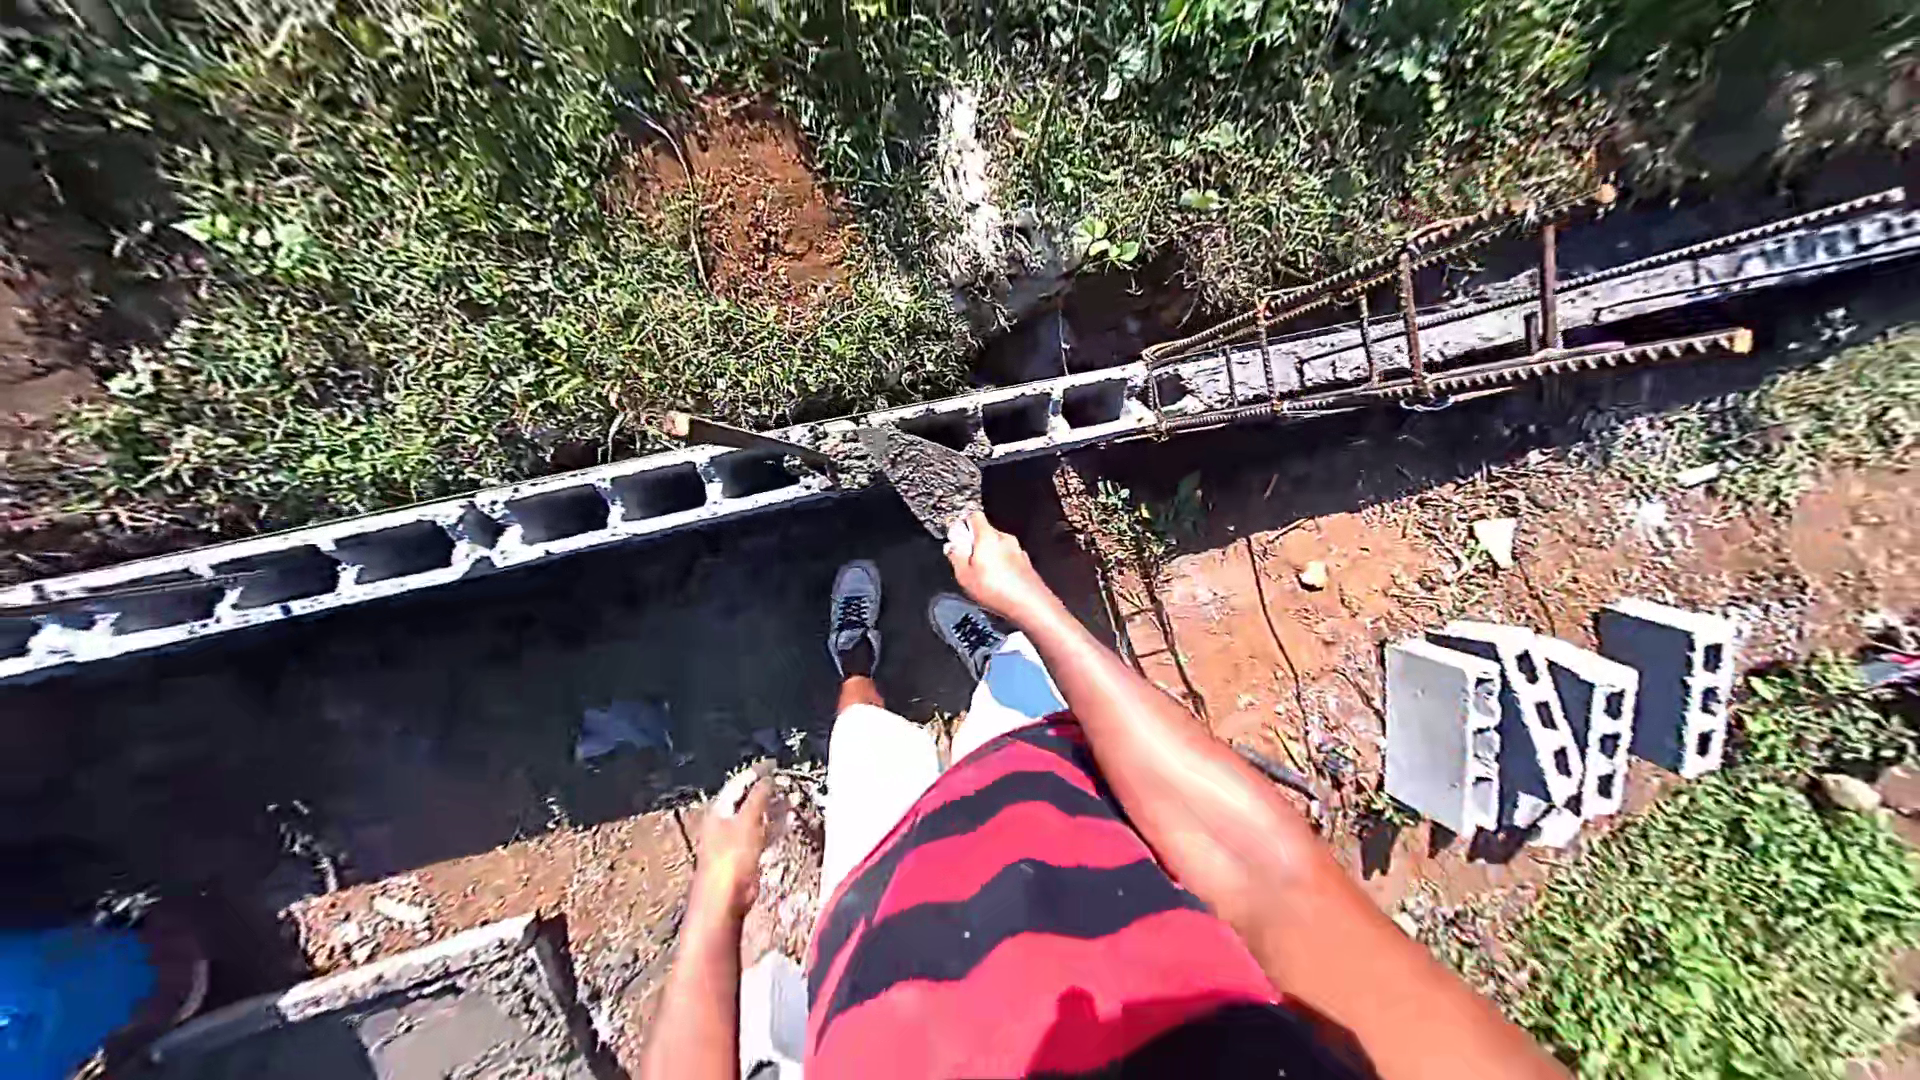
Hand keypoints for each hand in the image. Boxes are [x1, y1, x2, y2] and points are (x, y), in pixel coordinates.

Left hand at [691, 761, 773, 918]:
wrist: (724, 900)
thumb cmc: (731, 857)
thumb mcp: (747, 820)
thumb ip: (759, 796)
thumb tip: (768, 777)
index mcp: (719, 810)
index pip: (739, 784)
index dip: (756, 773)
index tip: (774, 764)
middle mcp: (725, 822)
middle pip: (748, 799)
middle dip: (768, 790)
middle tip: (786, 782)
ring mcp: (735, 839)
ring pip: (758, 817)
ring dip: (774, 808)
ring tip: (793, 799)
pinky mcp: (746, 855)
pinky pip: (763, 834)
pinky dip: (775, 826)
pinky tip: (788, 822)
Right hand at [944, 511, 1060, 628]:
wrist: (1030, 604)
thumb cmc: (997, 590)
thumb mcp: (965, 576)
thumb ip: (956, 557)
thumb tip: (951, 547)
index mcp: (987, 536)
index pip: (974, 516)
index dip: (963, 525)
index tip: (958, 540)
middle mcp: (1004, 538)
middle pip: (985, 532)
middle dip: (975, 544)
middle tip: (967, 563)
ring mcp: (1017, 549)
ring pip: (997, 546)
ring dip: (988, 556)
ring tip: (983, 577)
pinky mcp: (1024, 562)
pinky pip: (1008, 557)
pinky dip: (1001, 565)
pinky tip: (998, 582)